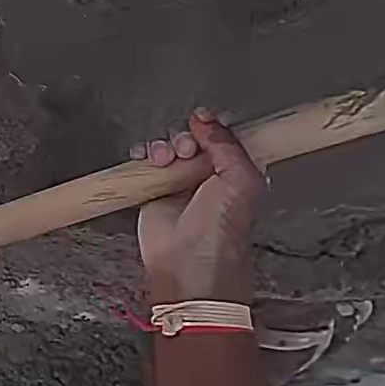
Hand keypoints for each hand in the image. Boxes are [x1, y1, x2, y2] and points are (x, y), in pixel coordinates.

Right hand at [132, 109, 265, 302]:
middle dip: (186, 137)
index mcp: (236, 174)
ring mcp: (180, 185)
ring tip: (164, 159)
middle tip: (185, 149)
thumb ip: (227, 145)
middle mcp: (209, 178)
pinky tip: (144, 158)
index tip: (203, 122)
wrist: (186, 267)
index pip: (224, 138)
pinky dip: (143, 155)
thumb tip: (204, 118)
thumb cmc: (220, 232)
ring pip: (169, 148)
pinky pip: (146, 163)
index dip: (213, 126)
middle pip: (194, 139)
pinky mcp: (154, 192)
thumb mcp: (241, 182)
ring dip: (164, 146)